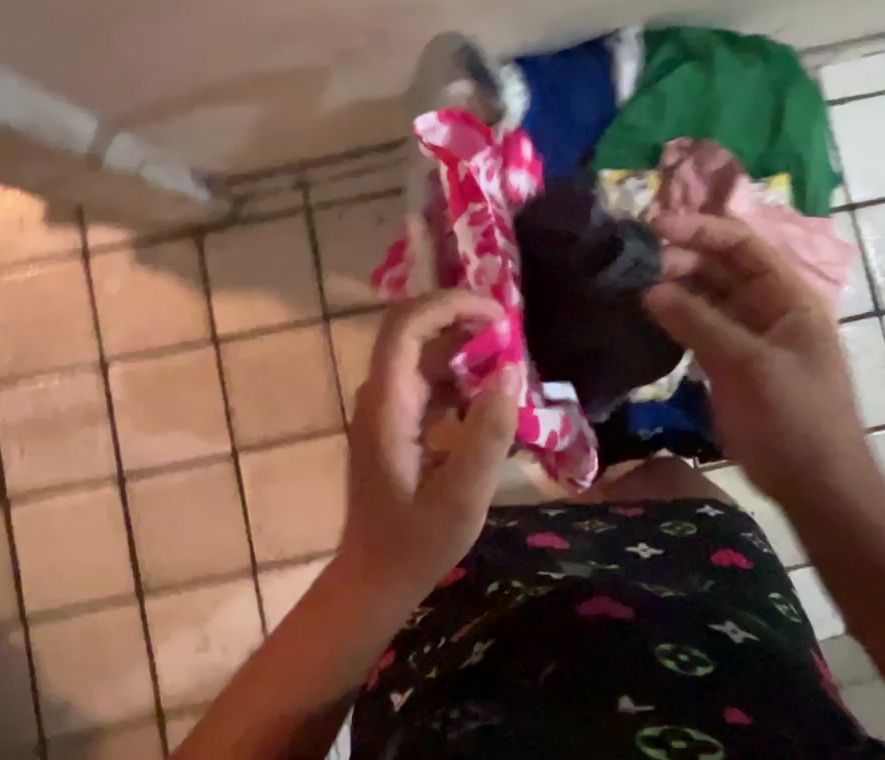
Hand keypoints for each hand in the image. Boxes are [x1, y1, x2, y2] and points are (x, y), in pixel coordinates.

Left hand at [339, 291, 518, 596]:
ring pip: (423, 354)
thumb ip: (487, 434)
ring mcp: (386, 408)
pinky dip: (460, 377)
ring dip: (464, 347)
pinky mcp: (396, 423)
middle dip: (460, 319)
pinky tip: (491, 397)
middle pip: (413, 331)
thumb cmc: (415, 543)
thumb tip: (509, 374)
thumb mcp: (462, 497)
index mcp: (388, 405)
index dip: (449, 306)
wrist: (374, 578)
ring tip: (509, 359)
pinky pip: (428, 381)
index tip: (498, 314)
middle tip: (509, 330)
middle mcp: (380, 395)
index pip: (405, 327)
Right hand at [642, 213, 879, 505]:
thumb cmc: (795, 420)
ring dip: (673, 287)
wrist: (817, 488)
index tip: (654, 228)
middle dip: (681, 258)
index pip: (743, 245)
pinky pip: (699, 328)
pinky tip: (645, 315)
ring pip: (706, 297)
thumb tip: (649, 289)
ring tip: (632, 284)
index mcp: (789, 298)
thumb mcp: (748, 365)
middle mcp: (768, 309)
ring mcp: (749, 337)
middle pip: (721, 267)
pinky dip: (674, 318)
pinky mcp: (730, 364)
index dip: (700, 229)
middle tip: (635, 264)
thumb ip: (698, 322)